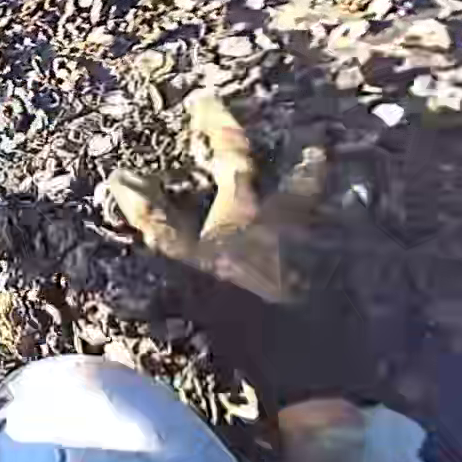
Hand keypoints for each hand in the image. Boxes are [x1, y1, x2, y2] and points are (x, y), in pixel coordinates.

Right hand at [99, 90, 373, 407]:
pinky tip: (336, 228)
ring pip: (326, 204)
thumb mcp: (179, 259)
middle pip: (295, 177)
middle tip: (306, 141)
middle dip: (295, 156)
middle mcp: (289, 220)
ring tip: (328, 173)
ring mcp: (318, 246)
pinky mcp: (337, 274)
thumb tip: (120, 177)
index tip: (206, 100)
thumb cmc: (231, 306)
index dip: (217, 126)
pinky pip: (340, 236)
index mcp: (246, 212)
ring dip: (323, 187)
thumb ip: (152, 217)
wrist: (303, 360)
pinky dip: (338, 224)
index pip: (230, 157)